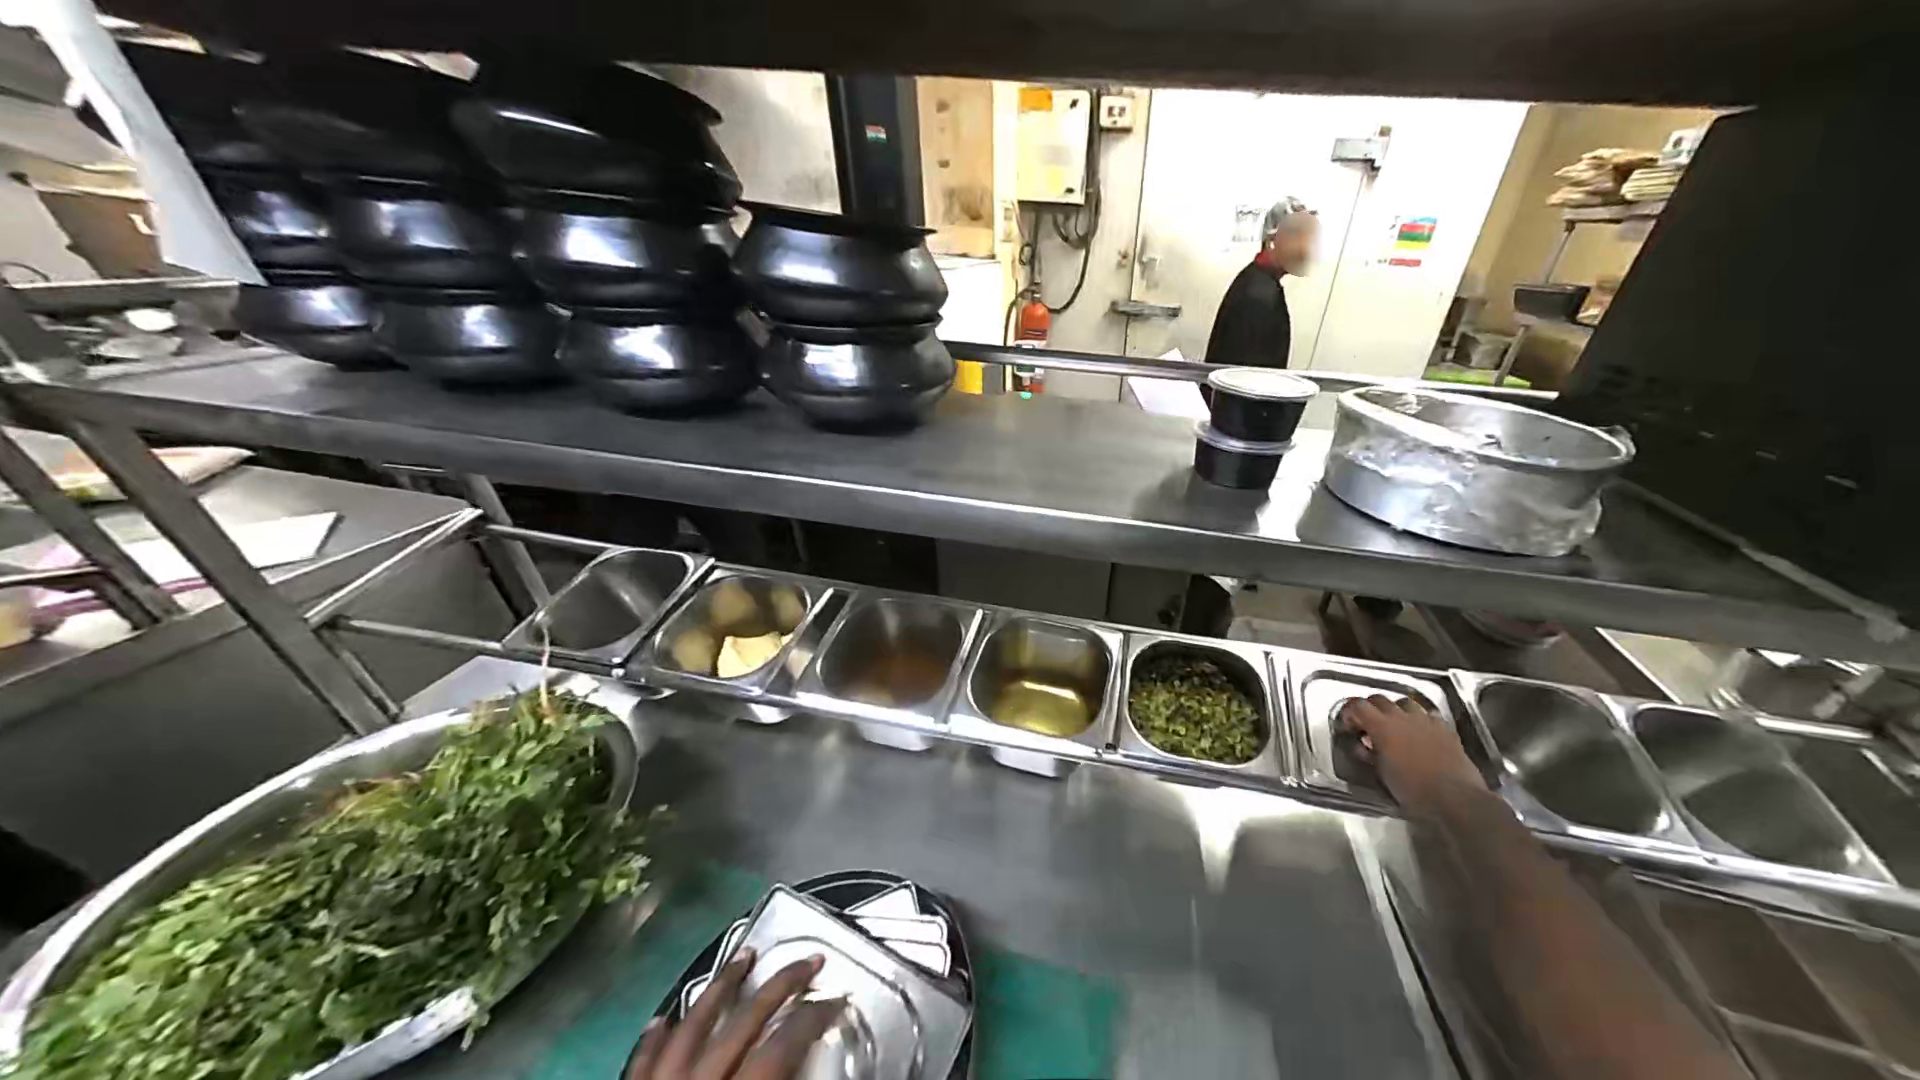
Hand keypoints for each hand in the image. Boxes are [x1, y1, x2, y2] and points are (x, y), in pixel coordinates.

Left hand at [626, 948, 844, 1079]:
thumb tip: (807, 1065)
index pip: (783, 1045)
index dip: (814, 1018)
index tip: (837, 1000)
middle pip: (745, 1022)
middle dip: (781, 984)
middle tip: (809, 959)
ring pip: (692, 1027)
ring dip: (721, 988)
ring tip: (743, 955)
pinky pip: (640, 1064)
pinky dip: (653, 1038)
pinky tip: (661, 1017)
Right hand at [1340, 694, 1483, 812]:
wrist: (1456, 798)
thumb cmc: (1413, 789)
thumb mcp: (1382, 773)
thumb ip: (1370, 754)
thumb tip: (1364, 745)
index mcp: (1382, 727)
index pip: (1358, 705)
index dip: (1350, 711)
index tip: (1349, 724)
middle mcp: (1403, 718)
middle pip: (1380, 699)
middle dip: (1370, 708)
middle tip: (1368, 724)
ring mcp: (1427, 722)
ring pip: (1406, 703)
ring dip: (1396, 710)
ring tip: (1395, 724)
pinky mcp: (1446, 730)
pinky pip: (1429, 715)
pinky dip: (1421, 719)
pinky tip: (1421, 731)